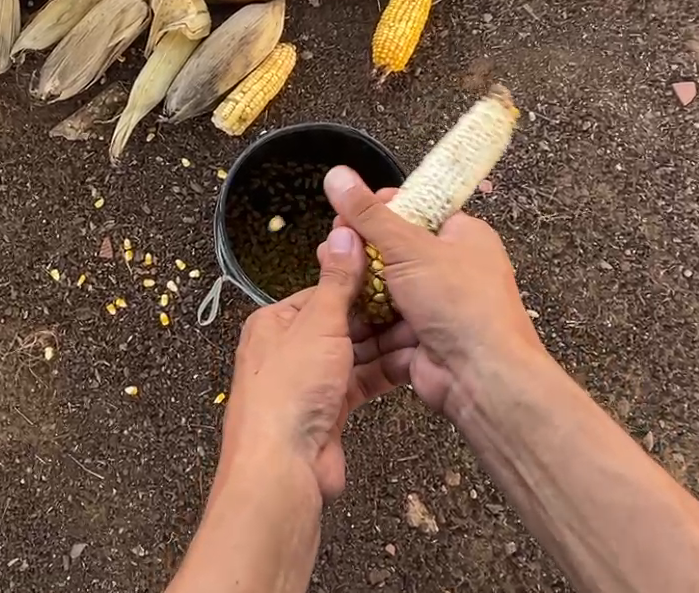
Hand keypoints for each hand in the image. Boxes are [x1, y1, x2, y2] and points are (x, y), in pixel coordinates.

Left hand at [219, 226, 399, 499]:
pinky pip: (361, 383)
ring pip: (354, 354)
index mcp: (274, 321)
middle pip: (341, 322)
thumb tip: (343, 233)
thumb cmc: (287, 390)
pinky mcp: (329, 411)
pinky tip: (412, 363)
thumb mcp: (317, 323)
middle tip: (417, 303)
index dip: (358, 283)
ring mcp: (309, 381)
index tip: (392, 273)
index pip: (322, 291)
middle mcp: (289, 348)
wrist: (283, 466)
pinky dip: (384, 373)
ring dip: (386, 344)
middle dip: (378, 316)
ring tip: (424, 330)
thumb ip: (337, 281)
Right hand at [324, 167, 546, 419]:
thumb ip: (368, 213)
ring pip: (387, 279)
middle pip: (395, 243)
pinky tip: (340, 301)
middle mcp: (453, 265)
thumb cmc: (462, 305)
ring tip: (330, 268)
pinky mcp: (421, 331)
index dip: (379, 206)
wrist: (482, 379)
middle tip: (334, 243)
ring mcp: (437, 300)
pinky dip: (366, 308)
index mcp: (462, 234)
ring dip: (360, 277)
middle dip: (362, 244)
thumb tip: (337, 174)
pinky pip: (386, 311)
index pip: (414, 206)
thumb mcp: (408, 247)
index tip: (348, 210)